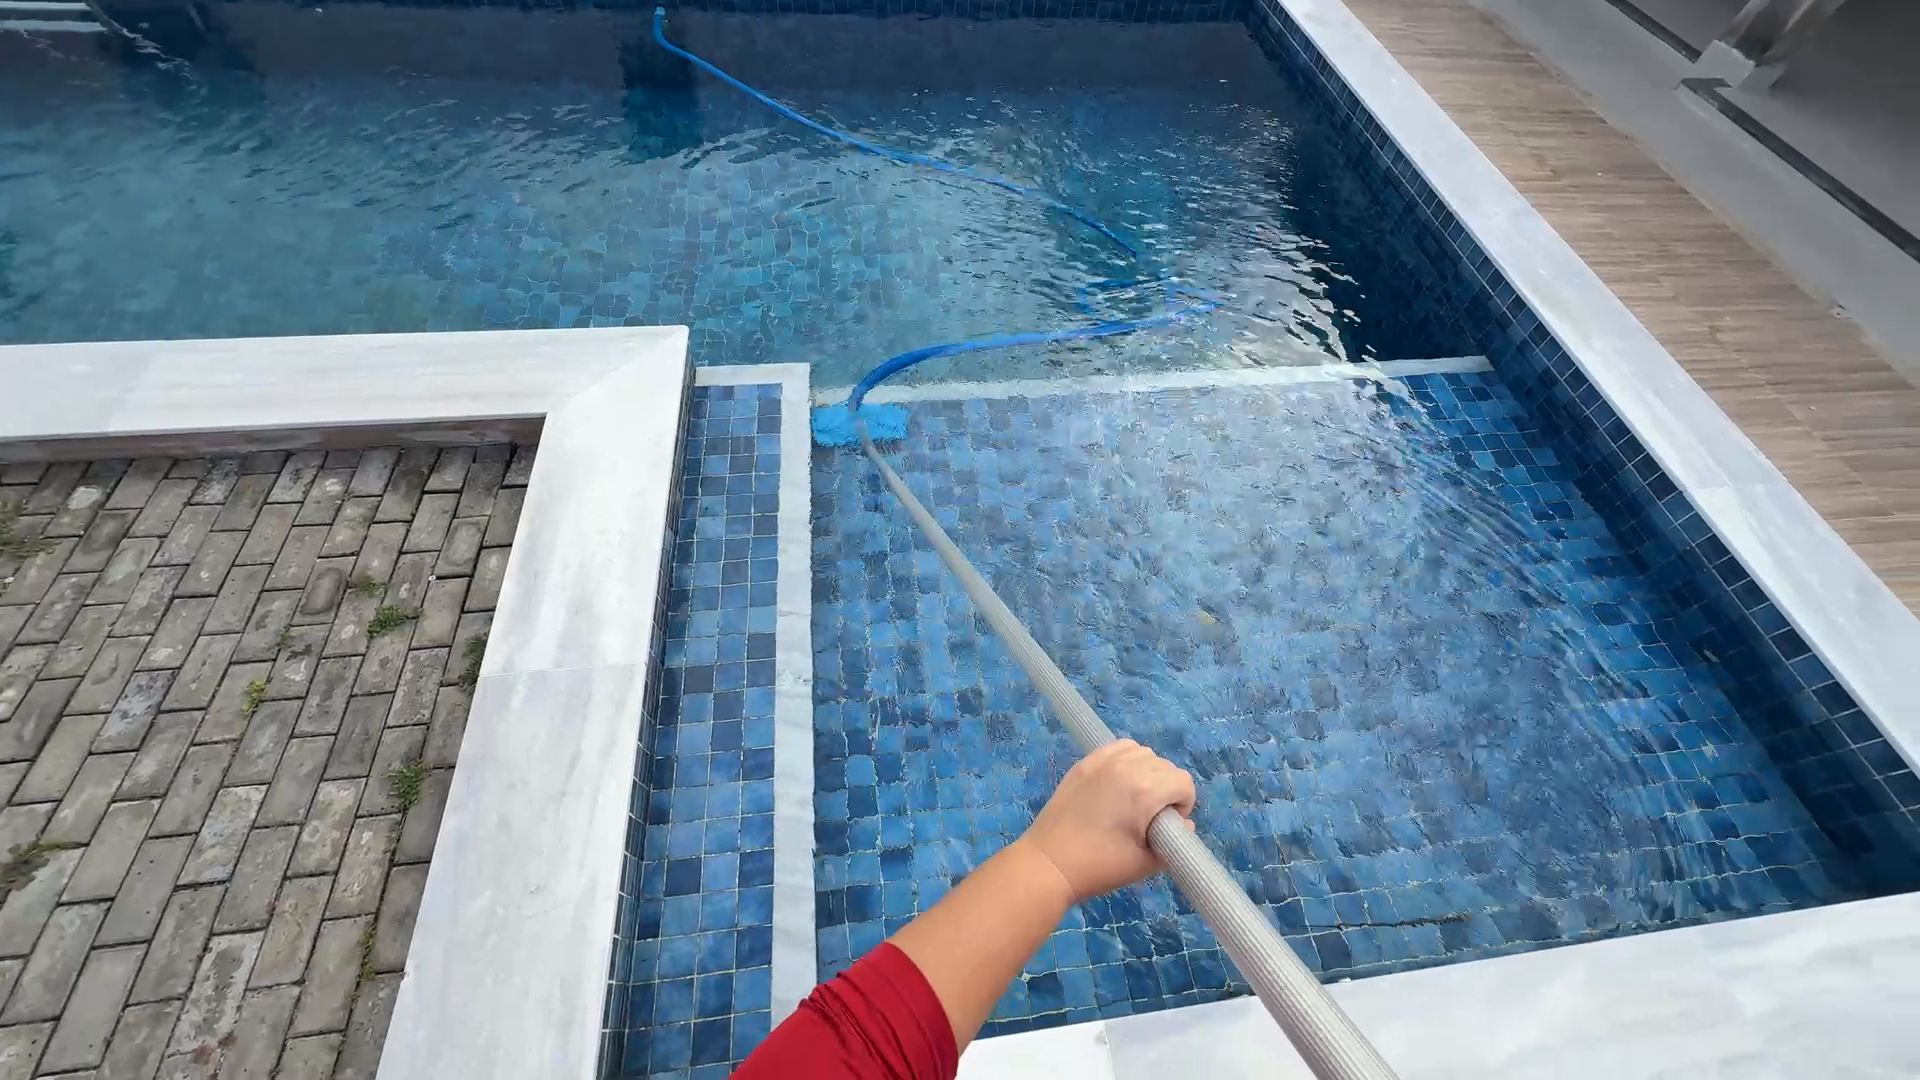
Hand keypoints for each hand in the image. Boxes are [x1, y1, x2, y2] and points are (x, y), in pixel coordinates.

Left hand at [1015, 739, 1195, 901]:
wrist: (1052, 861)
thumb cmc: (1102, 866)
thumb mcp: (1147, 862)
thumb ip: (1175, 840)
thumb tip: (1183, 824)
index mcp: (1144, 791)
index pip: (1182, 782)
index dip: (1182, 804)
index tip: (1167, 824)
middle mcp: (1126, 767)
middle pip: (1164, 765)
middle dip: (1166, 788)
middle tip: (1150, 816)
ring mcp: (1102, 761)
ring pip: (1141, 752)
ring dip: (1147, 771)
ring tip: (1134, 797)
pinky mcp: (1084, 762)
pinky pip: (1116, 747)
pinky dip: (1125, 759)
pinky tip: (1118, 782)